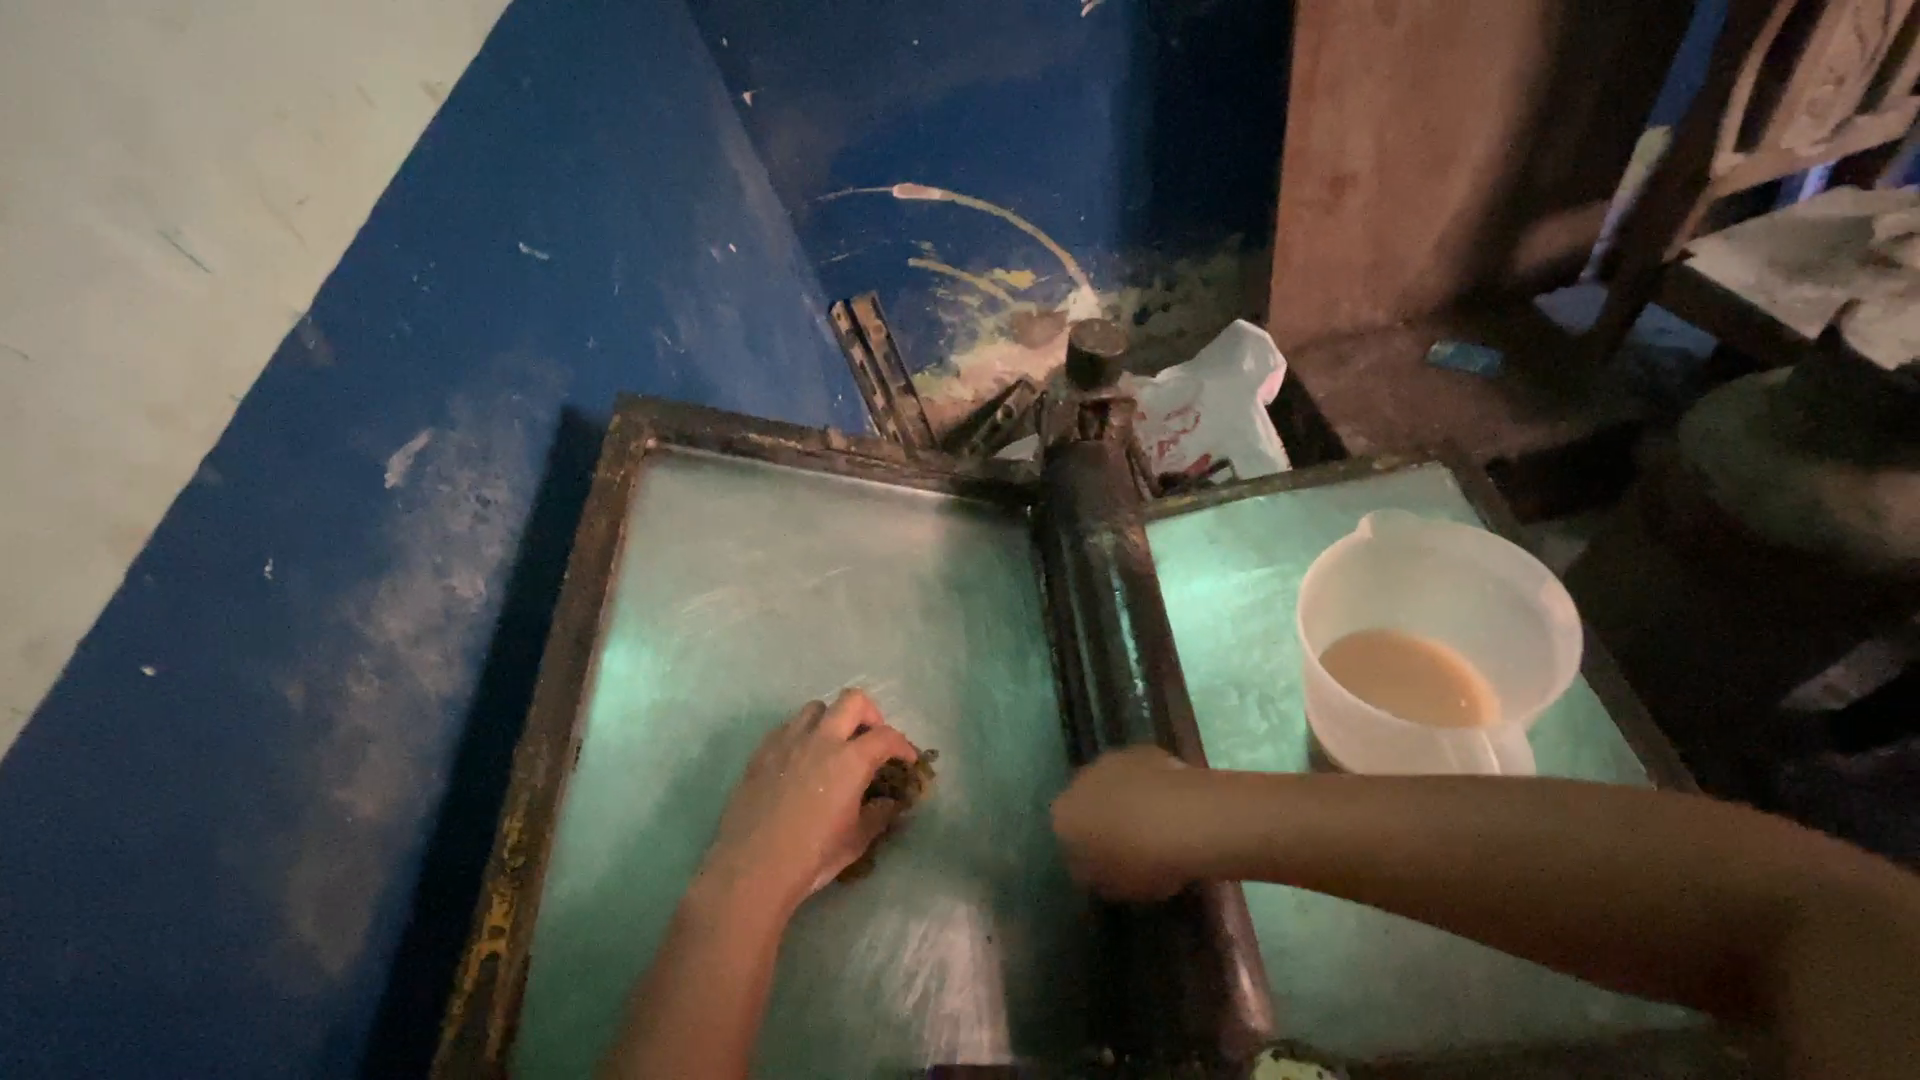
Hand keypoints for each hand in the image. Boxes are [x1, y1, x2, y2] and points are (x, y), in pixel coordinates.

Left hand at [701, 689, 918, 911]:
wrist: (752, 868)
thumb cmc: (812, 856)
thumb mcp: (856, 840)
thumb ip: (878, 815)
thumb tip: (889, 804)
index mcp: (851, 760)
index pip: (887, 736)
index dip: (903, 745)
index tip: (906, 759)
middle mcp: (821, 739)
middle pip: (853, 701)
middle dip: (870, 715)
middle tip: (870, 740)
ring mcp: (788, 741)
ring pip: (816, 708)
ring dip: (832, 720)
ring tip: (833, 746)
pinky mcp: (761, 752)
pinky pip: (787, 727)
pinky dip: (801, 735)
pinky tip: (800, 760)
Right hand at [1051, 746, 1204, 902]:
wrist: (1189, 820)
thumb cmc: (1145, 862)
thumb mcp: (1114, 888)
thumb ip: (1094, 875)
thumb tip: (1092, 867)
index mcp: (1063, 817)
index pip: (1066, 837)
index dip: (1086, 851)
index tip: (1107, 865)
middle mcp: (1079, 781)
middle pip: (1087, 802)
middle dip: (1102, 818)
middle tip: (1129, 843)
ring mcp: (1111, 760)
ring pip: (1112, 783)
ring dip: (1125, 798)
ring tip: (1155, 822)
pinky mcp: (1142, 749)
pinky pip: (1141, 771)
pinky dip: (1150, 784)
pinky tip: (1172, 804)